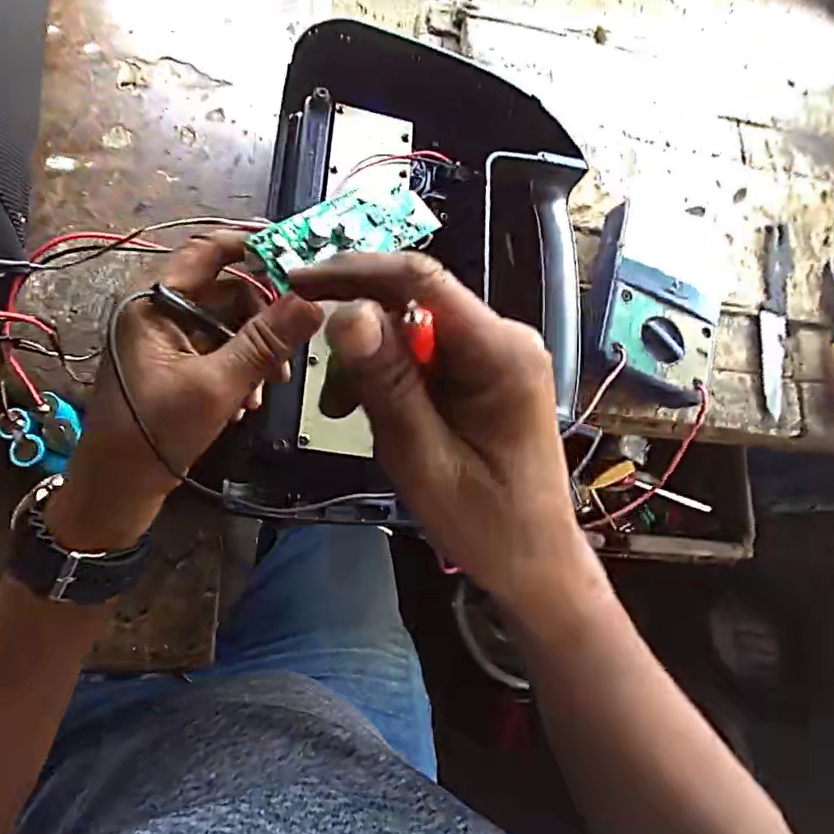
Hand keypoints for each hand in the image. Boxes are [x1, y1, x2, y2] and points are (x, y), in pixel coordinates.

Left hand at [48, 232, 323, 548]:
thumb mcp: (217, 385)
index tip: (295, 252)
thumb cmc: (155, 433)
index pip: (207, 252)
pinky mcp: (179, 367)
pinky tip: (249, 401)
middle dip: (264, 318)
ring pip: (229, 326)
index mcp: (154, 304)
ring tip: (271, 385)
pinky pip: (221, 352)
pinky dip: (242, 370)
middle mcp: (161, 314)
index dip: (251, 244)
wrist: (118, 490)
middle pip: (227, 293)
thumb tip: (312, 303)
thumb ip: (265, 342)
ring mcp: (170, 342)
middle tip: (292, 345)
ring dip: (257, 351)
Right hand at [291, 252, 594, 610]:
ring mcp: (497, 353)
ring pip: (412, 329)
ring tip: (344, 410)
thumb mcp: (423, 458)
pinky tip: (376, 409)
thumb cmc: (488, 525)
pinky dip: (391, 375)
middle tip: (323, 382)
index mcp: (502, 353)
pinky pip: (425, 353)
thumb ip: (388, 384)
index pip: (422, 281)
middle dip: (359, 333)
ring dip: (370, 361)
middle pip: (414, 303)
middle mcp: (505, 338)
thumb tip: (346, 312)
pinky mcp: (485, 371)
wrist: (535, 560)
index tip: (298, 282)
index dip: (355, 273)